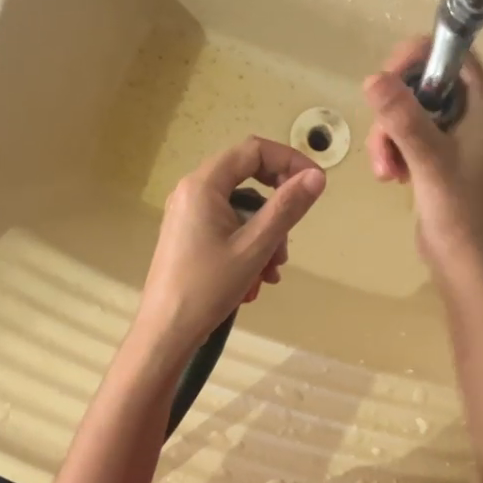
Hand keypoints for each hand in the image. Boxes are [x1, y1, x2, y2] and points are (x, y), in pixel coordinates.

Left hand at [135, 136, 326, 350]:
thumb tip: (316, 177)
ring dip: (264, 239)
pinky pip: (227, 231)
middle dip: (276, 213)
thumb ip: (287, 208)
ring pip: (241, 212)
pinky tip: (253, 283)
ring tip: (270, 274)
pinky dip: (247, 250)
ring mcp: (188, 216)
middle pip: (248, 182)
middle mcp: (191, 192)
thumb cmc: (208, 287)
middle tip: (288, 244)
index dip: (289, 161)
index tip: (314, 186)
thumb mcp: (255, 247)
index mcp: (203, 185)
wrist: (166, 331)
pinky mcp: (188, 238)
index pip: (254, 151)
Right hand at [361, 38, 482, 279]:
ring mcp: (454, 137)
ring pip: (408, 112)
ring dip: (387, 137)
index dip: (415, 58)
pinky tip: (392, 177)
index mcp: (481, 105)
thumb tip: (372, 78)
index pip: (451, 53)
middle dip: (392, 109)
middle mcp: (470, 114)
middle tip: (381, 142)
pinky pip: (407, 137)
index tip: (385, 80)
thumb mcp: (429, 161)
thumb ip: (403, 118)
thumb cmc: (458, 212)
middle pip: (422, 83)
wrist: (465, 263)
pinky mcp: (438, 158)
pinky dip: (393, 151)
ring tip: (386, 172)